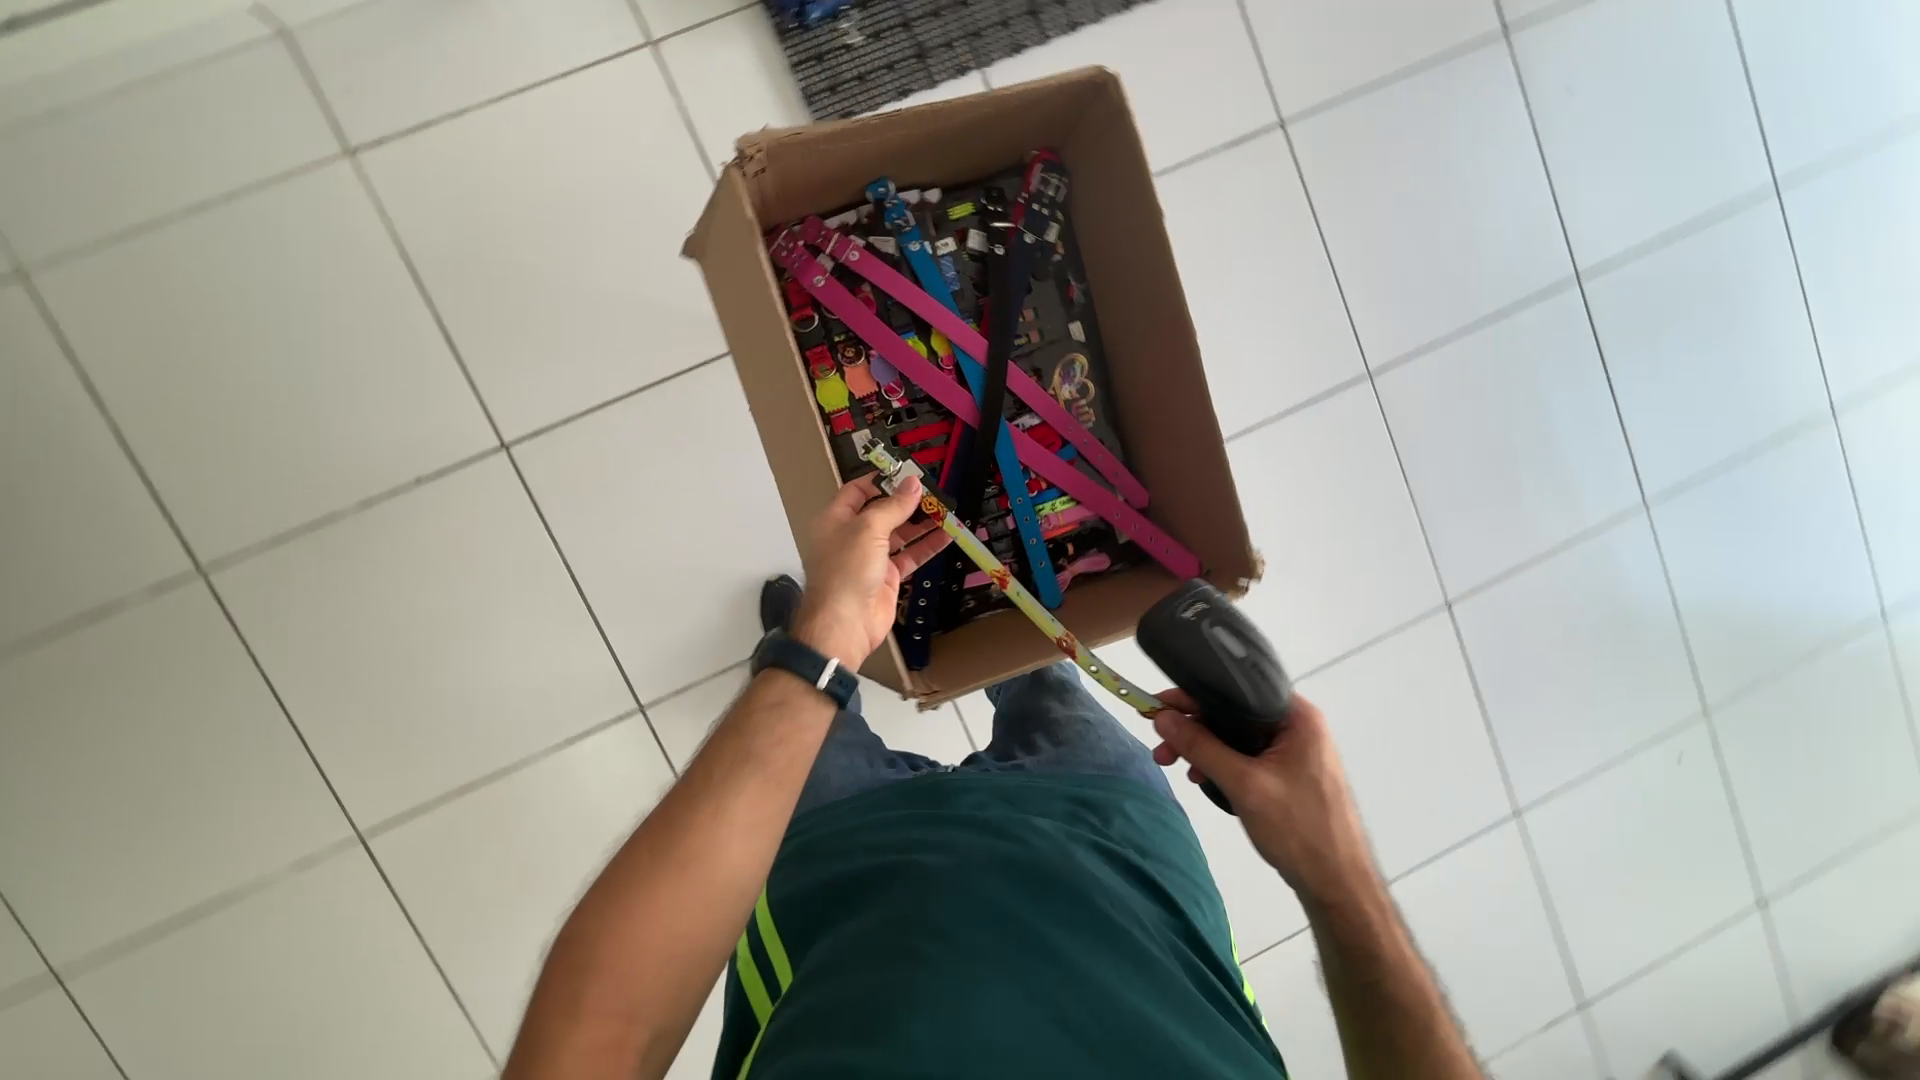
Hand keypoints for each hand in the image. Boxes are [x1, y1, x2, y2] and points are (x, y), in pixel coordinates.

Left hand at [789, 474, 950, 668]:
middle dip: (907, 502)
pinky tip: (947, 536)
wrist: (845, 624)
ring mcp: (870, 558)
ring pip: (900, 534)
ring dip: (922, 523)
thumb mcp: (868, 529)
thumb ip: (893, 506)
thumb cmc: (846, 571)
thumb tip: (913, 484)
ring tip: (946, 511)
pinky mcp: (887, 577)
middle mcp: (851, 536)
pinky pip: (910, 556)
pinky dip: (928, 546)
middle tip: (934, 492)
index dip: (880, 480)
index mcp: (836, 519)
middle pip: (882, 512)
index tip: (906, 473)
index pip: (856, 491)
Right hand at [1150, 691, 1381, 905]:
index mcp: (1297, 716)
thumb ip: (1201, 747)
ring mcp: (1295, 751)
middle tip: (1160, 747)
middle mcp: (1298, 726)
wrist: (1340, 887)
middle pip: (1233, 713)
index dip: (1193, 695)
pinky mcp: (1289, 773)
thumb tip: (1162, 718)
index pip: (1236, 690)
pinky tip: (1202, 778)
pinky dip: (1221, 764)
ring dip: (1203, 748)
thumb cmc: (1299, 830)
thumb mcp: (1244, 785)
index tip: (1158, 707)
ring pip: (1237, 736)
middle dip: (1194, 728)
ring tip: (1174, 766)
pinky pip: (1246, 756)